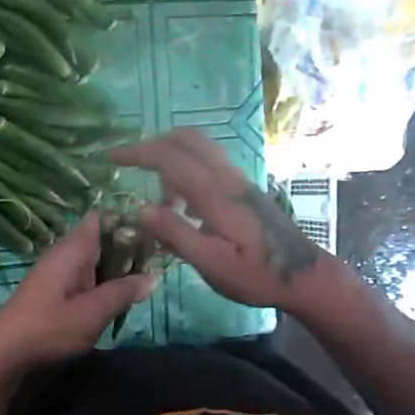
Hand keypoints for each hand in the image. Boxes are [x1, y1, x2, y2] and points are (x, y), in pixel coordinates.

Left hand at [0, 212, 156, 373]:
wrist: (3, 356)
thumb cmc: (49, 328)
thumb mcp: (93, 312)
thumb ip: (124, 292)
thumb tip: (154, 277)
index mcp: (73, 250)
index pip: (101, 218)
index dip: (127, 220)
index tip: (155, 231)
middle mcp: (65, 255)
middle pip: (101, 239)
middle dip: (129, 248)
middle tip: (159, 261)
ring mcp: (59, 274)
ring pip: (95, 261)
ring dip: (118, 269)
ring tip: (147, 279)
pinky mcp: (55, 294)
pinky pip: (86, 279)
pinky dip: (104, 284)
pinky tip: (120, 299)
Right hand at [108, 130, 342, 312]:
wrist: (304, 275)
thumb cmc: (257, 275)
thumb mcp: (212, 264)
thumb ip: (176, 234)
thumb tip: (139, 208)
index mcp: (215, 193)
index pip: (169, 156)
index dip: (137, 152)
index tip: (110, 157)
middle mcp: (227, 178)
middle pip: (187, 139)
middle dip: (153, 144)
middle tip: (129, 163)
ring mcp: (239, 181)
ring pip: (200, 148)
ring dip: (172, 156)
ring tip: (157, 194)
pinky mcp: (245, 190)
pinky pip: (210, 164)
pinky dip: (187, 169)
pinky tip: (183, 204)